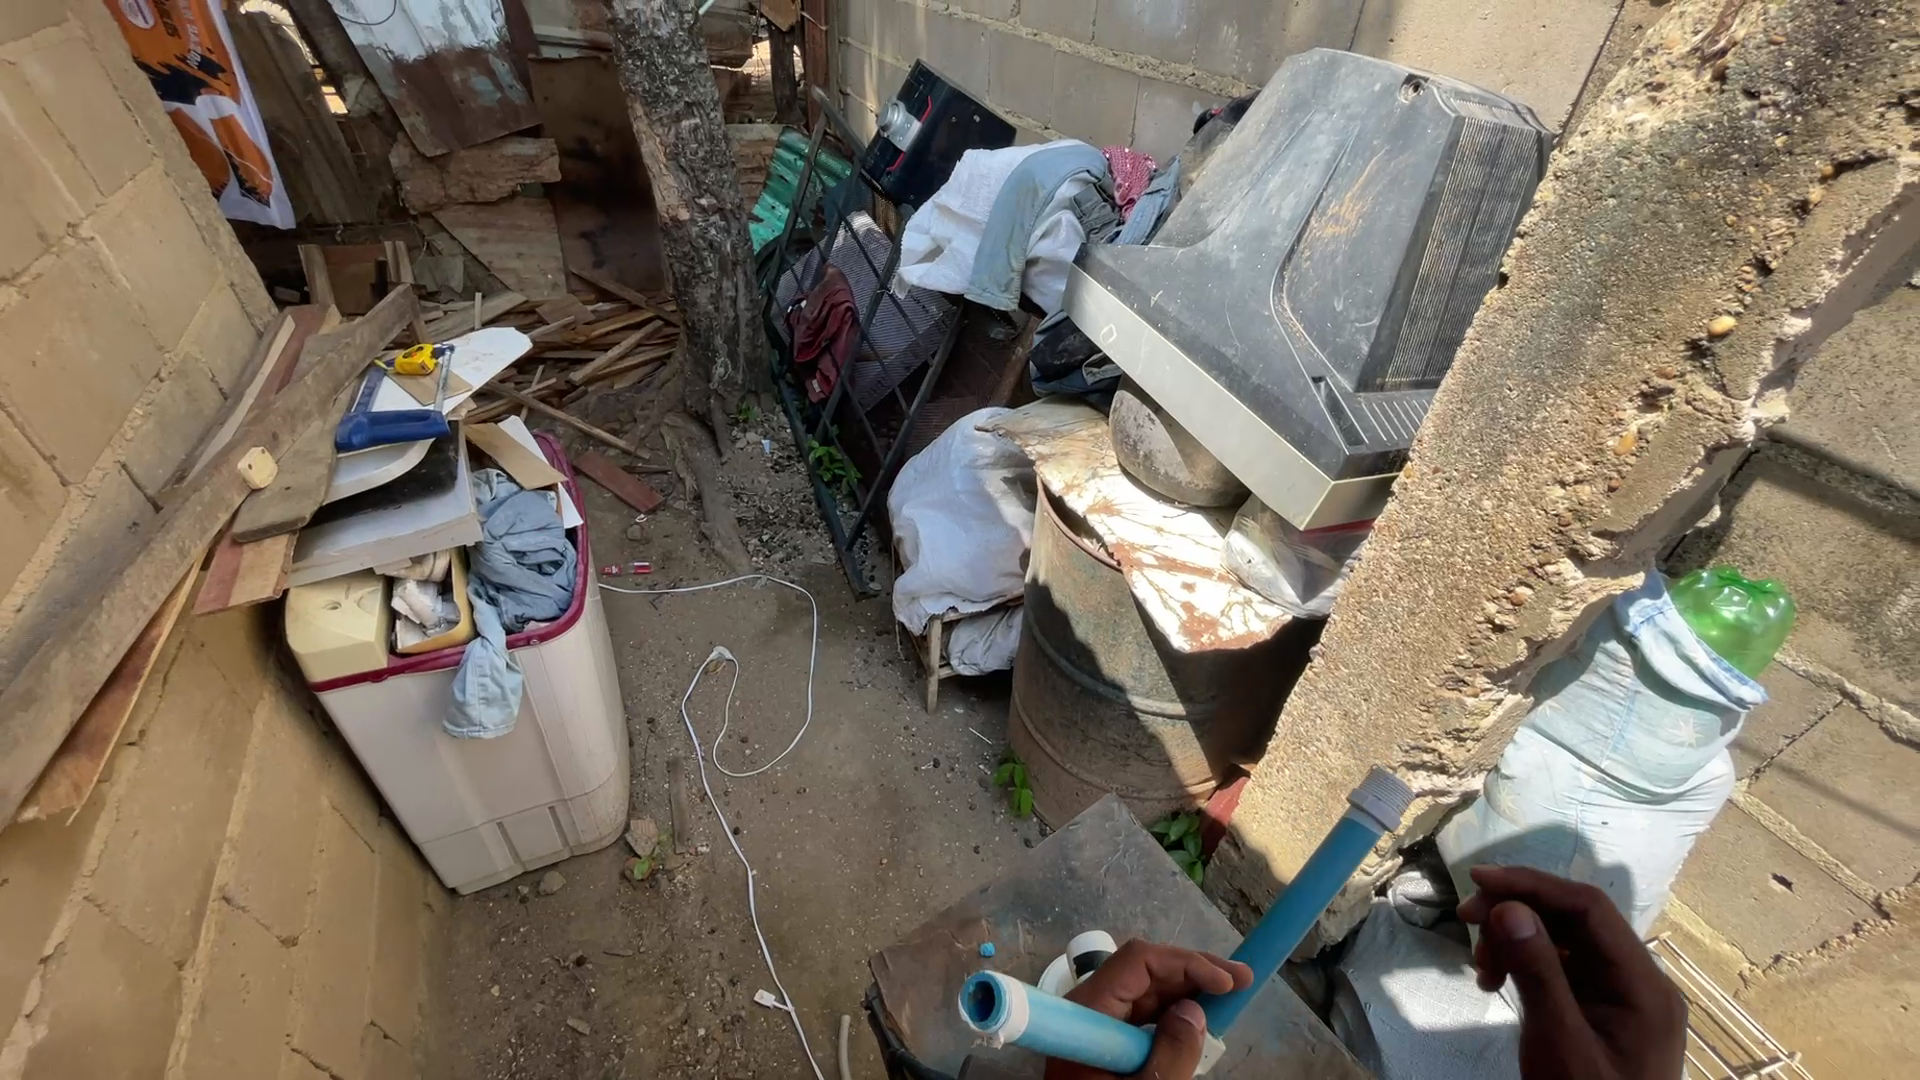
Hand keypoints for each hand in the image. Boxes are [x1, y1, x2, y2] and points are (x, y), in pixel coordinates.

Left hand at [1044, 940, 1252, 1079]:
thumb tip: (1195, 1010)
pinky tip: (1199, 1015)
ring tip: (1228, 993)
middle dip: (1192, 970)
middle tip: (1241, 979)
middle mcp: (1090, 1006)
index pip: (1137, 961)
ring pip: (1146, 991)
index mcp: (1089, 1008)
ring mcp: (1098, 1023)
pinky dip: (1174, 1013)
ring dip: (1188, 989)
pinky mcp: (1107, 1042)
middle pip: (1144, 971)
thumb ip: (1170, 1055)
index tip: (1227, 981)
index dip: (1184, 962)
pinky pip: (1143, 1015)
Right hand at [1458, 866, 1687, 1079]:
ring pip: (1555, 931)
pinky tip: (1492, 979)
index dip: (1530, 883)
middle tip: (1463, 920)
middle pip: (1569, 914)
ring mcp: (1616, 989)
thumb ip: (1538, 972)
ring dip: (1507, 934)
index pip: (1587, 907)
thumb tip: (1507, 906)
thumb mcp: (1559, 1042)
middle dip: (1512, 909)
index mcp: (1643, 985)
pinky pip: (1551, 956)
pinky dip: (1515, 956)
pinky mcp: (1594, 1000)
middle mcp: (1636, 978)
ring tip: (1479, 966)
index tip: (1475, 881)